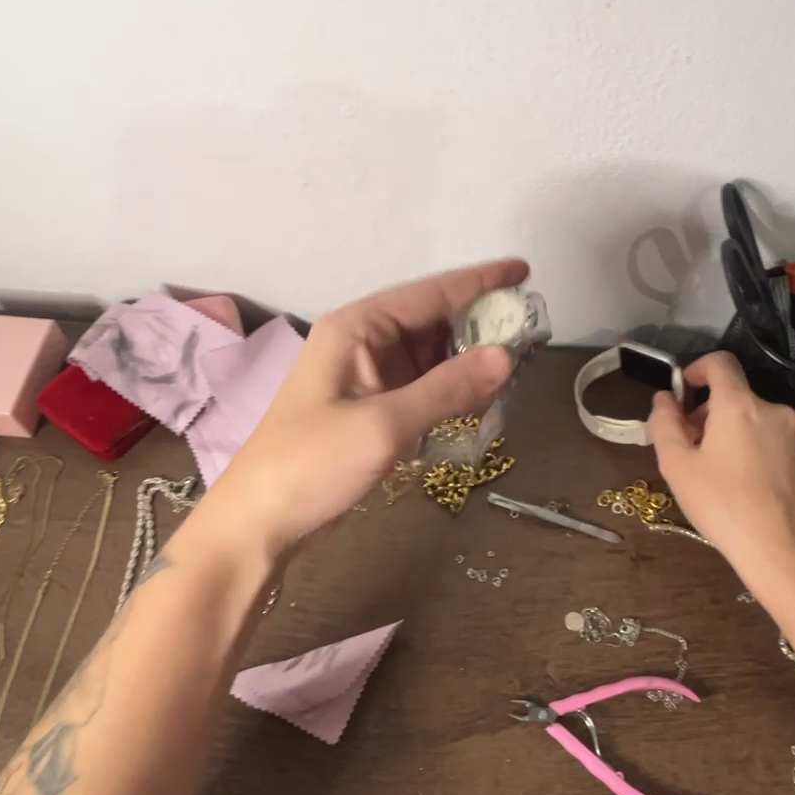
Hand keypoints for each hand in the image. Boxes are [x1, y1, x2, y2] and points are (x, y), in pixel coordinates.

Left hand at [197, 260, 528, 557]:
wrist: (261, 522)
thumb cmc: (311, 463)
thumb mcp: (384, 424)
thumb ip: (448, 389)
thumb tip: (507, 357)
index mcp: (357, 328)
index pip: (429, 293)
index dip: (478, 282)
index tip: (523, 272)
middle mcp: (363, 343)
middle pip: (433, 321)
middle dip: (480, 325)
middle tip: (533, 332)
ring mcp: (368, 378)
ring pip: (431, 357)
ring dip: (469, 361)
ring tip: (518, 365)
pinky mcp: (373, 410)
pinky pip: (424, 388)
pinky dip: (453, 391)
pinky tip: (483, 399)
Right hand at [646, 352, 794, 572]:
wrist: (782, 550)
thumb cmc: (723, 505)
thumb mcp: (677, 465)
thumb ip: (664, 424)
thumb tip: (664, 399)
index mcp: (739, 405)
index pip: (720, 362)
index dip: (696, 369)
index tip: (681, 394)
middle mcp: (771, 410)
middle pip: (732, 394)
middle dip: (704, 411)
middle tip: (685, 446)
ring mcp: (791, 434)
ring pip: (748, 417)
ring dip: (724, 430)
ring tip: (708, 469)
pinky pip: (764, 437)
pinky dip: (745, 446)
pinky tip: (734, 483)